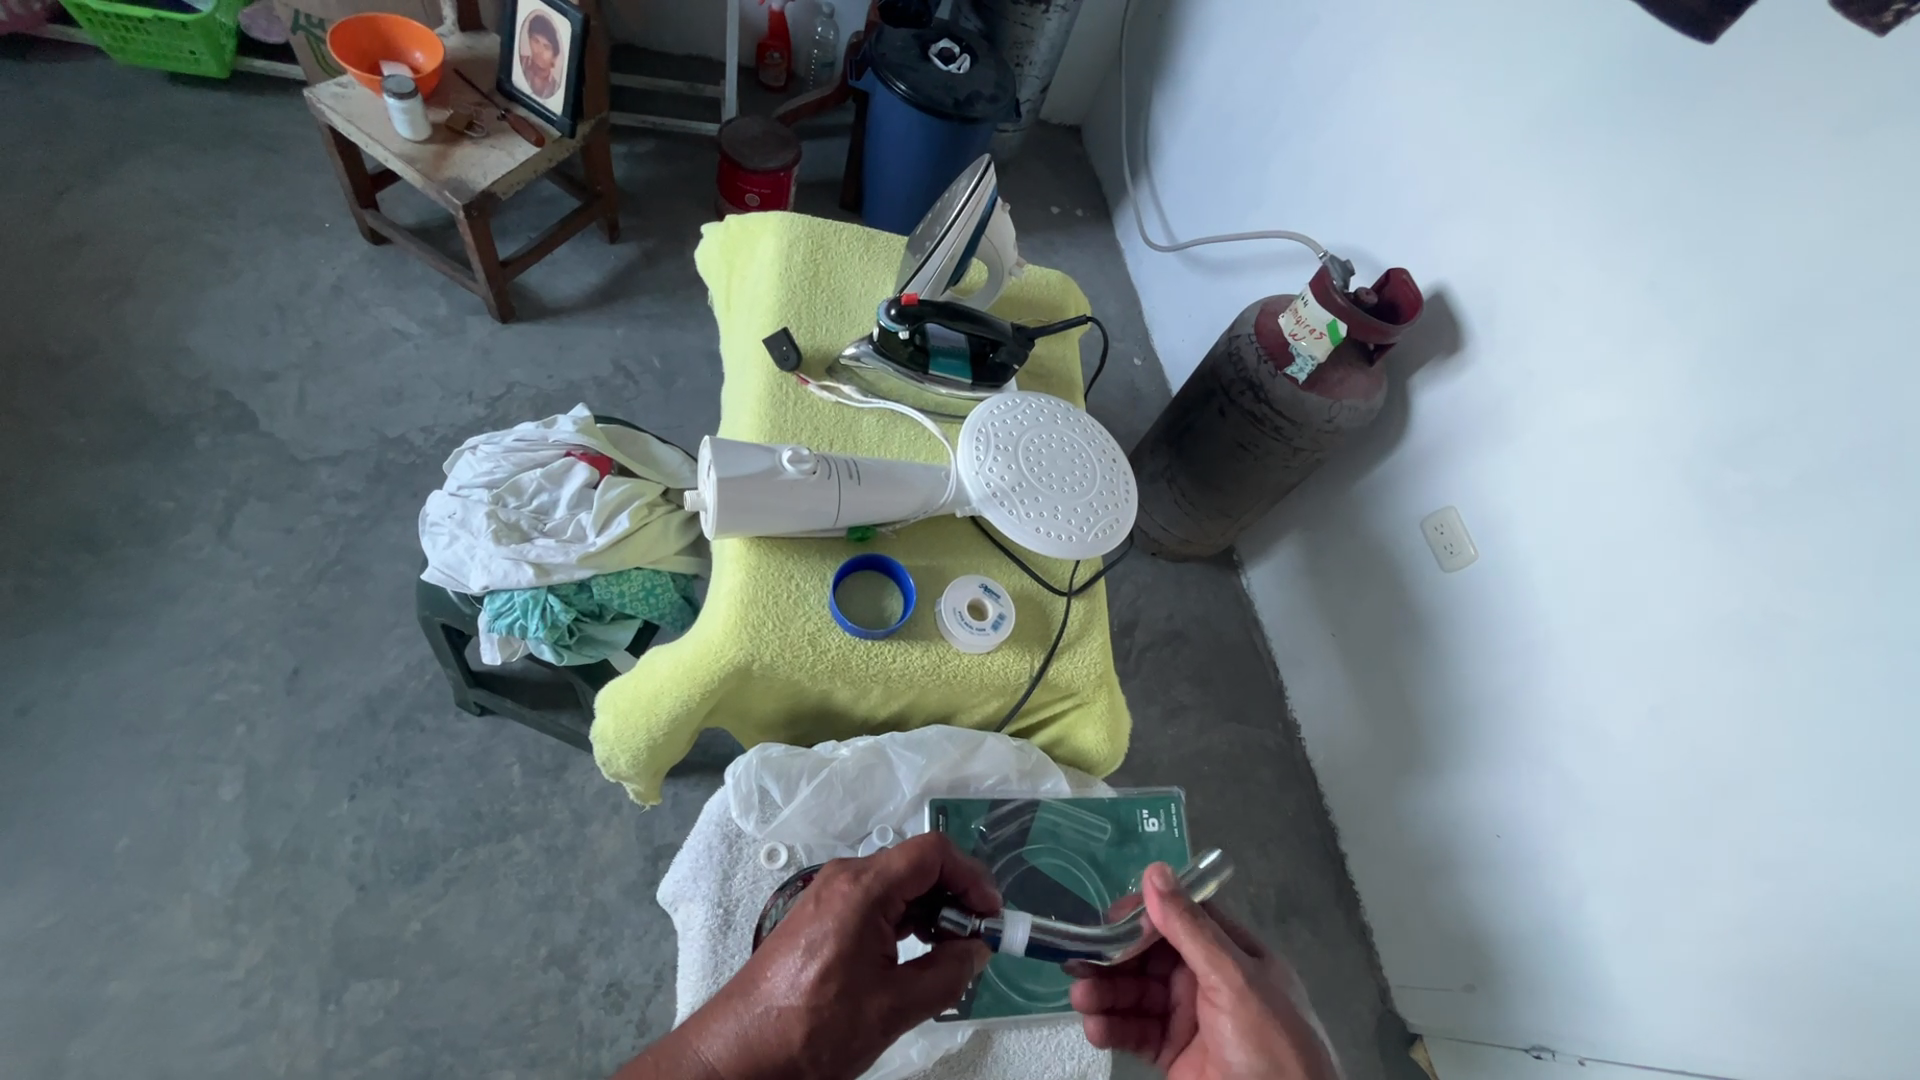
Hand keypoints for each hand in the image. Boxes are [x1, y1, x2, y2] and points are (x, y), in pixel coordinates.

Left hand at [623, 833, 1001, 1079]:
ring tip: (950, 951)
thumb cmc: (814, 1029)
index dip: (971, 876)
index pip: (932, 852)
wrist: (739, 1054)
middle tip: (976, 938)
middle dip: (955, 894)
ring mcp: (829, 892)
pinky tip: (915, 952)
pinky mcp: (820, 913)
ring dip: (931, 908)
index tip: (990, 915)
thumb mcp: (892, 1008)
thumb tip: (978, 950)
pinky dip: (904, 917)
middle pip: (915, 863)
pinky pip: (875, 898)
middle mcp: (845, 876)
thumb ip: (946, 974)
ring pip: (897, 881)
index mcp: (863, 887)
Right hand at [1067, 863, 1337, 1079]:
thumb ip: (1190, 928)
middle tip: (1078, 961)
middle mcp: (1209, 981)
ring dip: (1105, 993)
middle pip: (1150, 957)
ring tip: (1080, 998)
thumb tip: (1155, 870)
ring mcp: (1190, 1020)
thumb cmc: (1270, 1044)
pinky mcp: (1174, 1055)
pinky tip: (1095, 1027)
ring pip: (1137, 994)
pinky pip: (1136, 1032)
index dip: (1142, 916)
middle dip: (1114, 959)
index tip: (1107, 920)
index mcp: (1232, 954)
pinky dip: (1112, 1027)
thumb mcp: (1233, 980)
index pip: (1179, 919)